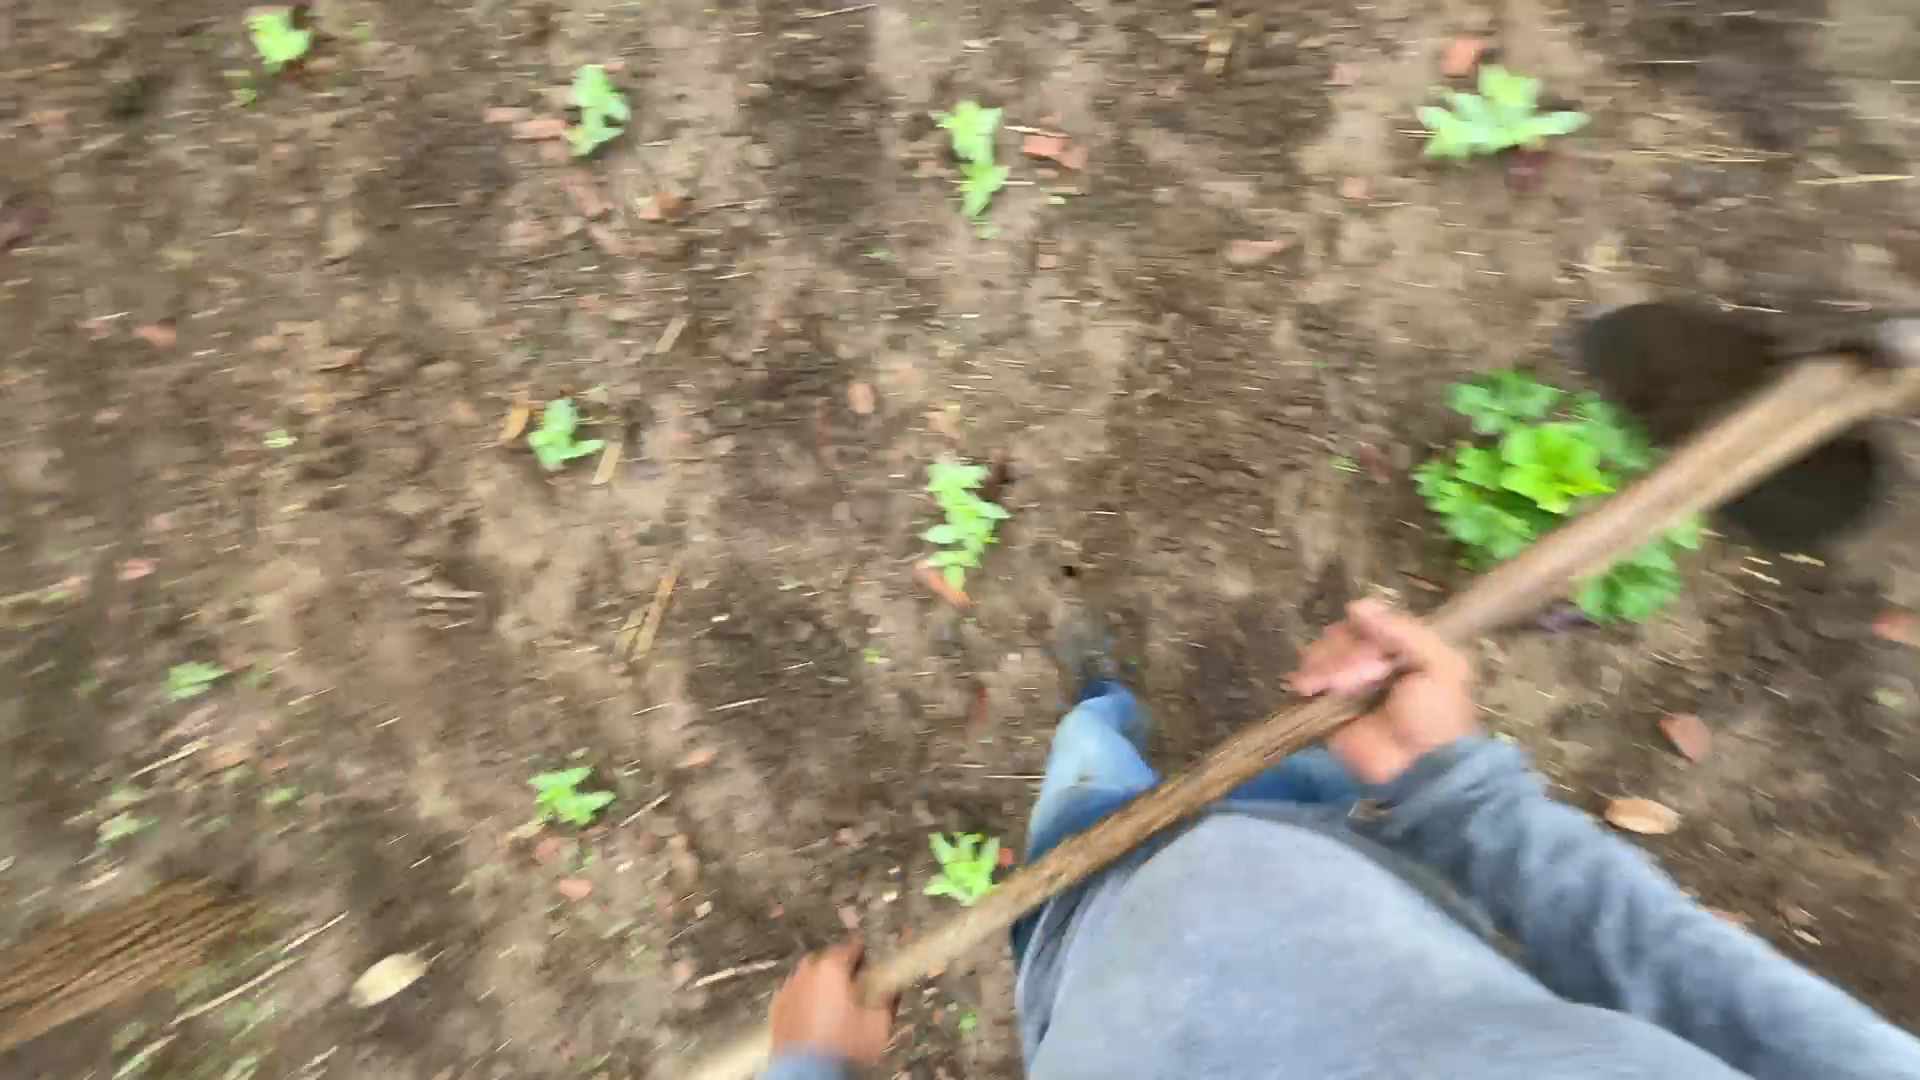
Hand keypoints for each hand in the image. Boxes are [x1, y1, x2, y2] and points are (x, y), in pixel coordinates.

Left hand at [769, 942, 894, 1063]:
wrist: (805, 1074)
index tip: (871, 972)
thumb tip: (893, 988)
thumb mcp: (878, 1025)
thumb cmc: (845, 1045)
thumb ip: (889, 999)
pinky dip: (803, 999)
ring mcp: (789, 986)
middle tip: (851, 991)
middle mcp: (808, 969)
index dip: (865, 958)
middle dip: (840, 970)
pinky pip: (794, 994)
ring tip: (830, 1007)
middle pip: (829, 959)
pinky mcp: (775, 1006)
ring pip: (809, 975)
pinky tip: (811, 1018)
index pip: (853, 947)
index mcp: (834, 965)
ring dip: (820, 984)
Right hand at [1286, 599, 1478, 784]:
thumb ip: (1405, 631)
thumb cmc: (1435, 716)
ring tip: (1333, 688)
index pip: (1366, 622)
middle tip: (1357, 680)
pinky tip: (1308, 687)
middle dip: (1343, 655)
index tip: (1374, 655)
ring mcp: (1343, 680)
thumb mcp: (1441, 666)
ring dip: (1323, 667)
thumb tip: (1356, 606)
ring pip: (1318, 653)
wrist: (1415, 767)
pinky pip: (1303, 677)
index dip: (1363, 633)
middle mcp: (1368, 659)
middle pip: (1338, 636)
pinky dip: (1304, 679)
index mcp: (1398, 648)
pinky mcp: (1323, 702)